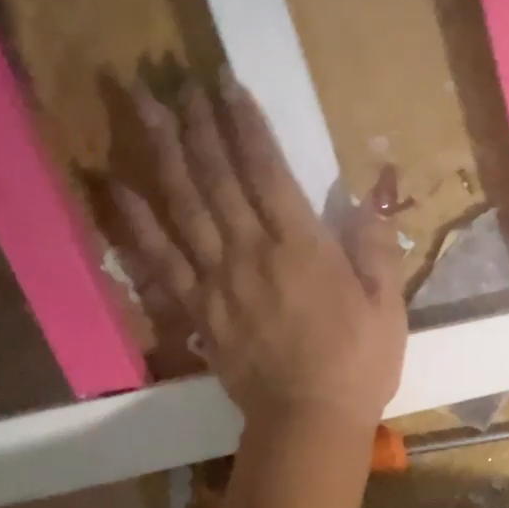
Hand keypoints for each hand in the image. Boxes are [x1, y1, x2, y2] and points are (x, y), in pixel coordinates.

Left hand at [115, 75, 408, 435]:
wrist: (311, 420)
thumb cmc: (360, 366)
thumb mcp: (389, 309)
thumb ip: (376, 253)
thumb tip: (369, 203)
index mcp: (304, 250)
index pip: (268, 174)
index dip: (247, 127)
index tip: (228, 88)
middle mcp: (252, 253)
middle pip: (218, 180)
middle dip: (200, 129)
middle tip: (181, 88)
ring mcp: (218, 280)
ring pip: (184, 207)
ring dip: (164, 156)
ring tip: (149, 114)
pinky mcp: (197, 309)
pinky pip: (159, 259)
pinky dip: (137, 223)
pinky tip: (119, 189)